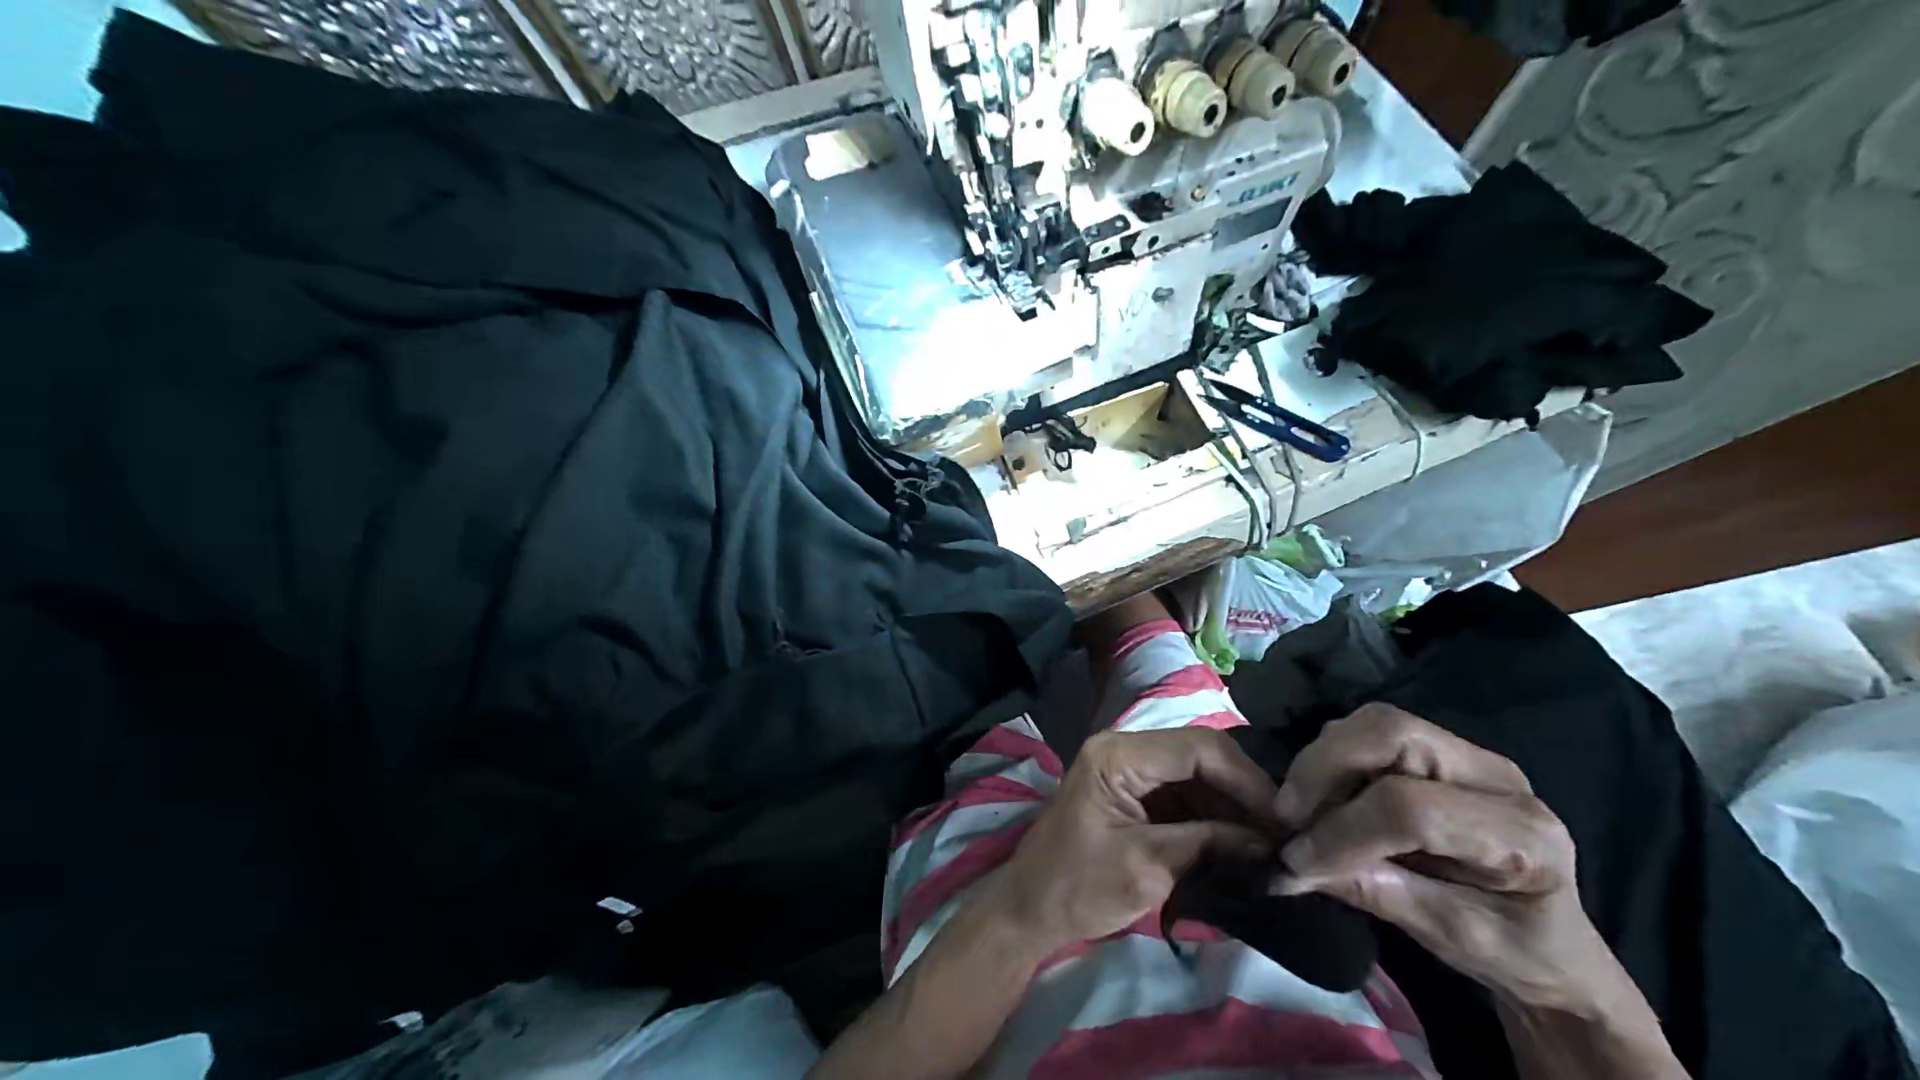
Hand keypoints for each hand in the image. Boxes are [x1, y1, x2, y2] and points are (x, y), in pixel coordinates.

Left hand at [989, 728, 1280, 955]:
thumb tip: (1268, 841)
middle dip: (1244, 791)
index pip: (1198, 748)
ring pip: (1197, 773)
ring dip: (1233, 804)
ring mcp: (1128, 768)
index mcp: (1117, 755)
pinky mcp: (1134, 791)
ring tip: (1271, 840)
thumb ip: (1207, 843)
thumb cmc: (1077, 887)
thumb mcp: (1146, 867)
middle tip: (1285, 832)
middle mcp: (1124, 748)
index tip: (1284, 820)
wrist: (1029, 908)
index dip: (1247, 781)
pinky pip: (1184, 792)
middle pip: (1200, 754)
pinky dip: (1214, 815)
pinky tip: (1242, 840)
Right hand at [1273, 704, 1635, 1016]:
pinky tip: (1318, 800)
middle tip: (1287, 814)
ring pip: (1372, 723)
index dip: (1343, 831)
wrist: (1553, 944)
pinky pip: (1366, 733)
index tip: (1297, 863)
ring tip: (1298, 810)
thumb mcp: (1455, 940)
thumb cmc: (1517, 953)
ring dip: (1320, 761)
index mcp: (1522, 832)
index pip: (1412, 808)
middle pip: (1390, 733)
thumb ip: (1380, 894)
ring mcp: (1463, 754)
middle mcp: (1494, 775)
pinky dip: (1328, 760)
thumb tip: (1296, 866)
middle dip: (1323, 767)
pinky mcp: (1434, 750)